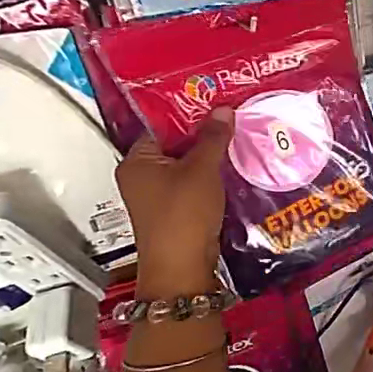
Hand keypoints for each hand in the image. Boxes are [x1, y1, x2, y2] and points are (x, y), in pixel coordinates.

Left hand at [115, 114, 231, 297]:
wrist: (183, 267)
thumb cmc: (184, 214)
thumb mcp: (202, 169)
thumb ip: (213, 137)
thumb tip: (223, 109)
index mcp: (136, 161)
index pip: (162, 126)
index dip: (190, 115)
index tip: (217, 105)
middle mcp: (140, 175)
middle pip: (175, 145)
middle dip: (203, 136)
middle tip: (232, 121)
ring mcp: (156, 194)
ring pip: (185, 165)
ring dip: (209, 157)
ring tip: (236, 141)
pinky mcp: (174, 210)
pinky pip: (192, 183)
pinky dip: (209, 176)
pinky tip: (231, 169)